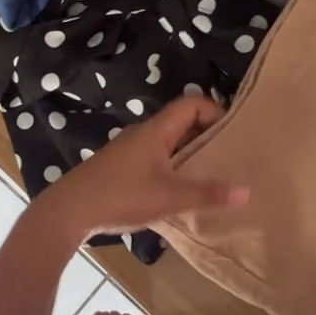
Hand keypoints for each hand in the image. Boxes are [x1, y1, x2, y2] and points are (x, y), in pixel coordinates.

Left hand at [28, 95, 248, 241]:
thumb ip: (208, 194)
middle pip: (180, 123)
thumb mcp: (170, 198)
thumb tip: (247, 192)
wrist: (68, 211)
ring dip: (188, 154)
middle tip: (230, 156)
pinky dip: (171, 168)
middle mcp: (141, 134)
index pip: (190, 104)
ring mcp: (127, 151)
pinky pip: (153, 159)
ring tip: (210, 175)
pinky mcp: (118, 169)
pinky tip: (177, 191)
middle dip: (206, 136)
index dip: (214, 110)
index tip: (234, 132)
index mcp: (155, 131)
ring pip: (166, 144)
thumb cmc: (121, 196)